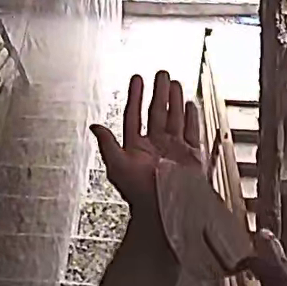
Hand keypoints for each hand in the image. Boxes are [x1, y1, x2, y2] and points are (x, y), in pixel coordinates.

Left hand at [90, 70, 205, 215]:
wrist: (163, 212)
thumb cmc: (138, 194)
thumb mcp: (117, 167)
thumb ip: (107, 144)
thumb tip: (94, 126)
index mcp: (137, 147)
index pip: (135, 115)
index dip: (135, 97)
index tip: (137, 78)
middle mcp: (156, 146)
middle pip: (157, 112)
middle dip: (158, 92)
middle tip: (161, 73)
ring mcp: (174, 150)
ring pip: (174, 118)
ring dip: (174, 100)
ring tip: (174, 82)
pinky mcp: (192, 157)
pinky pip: (192, 132)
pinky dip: (192, 118)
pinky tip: (190, 104)